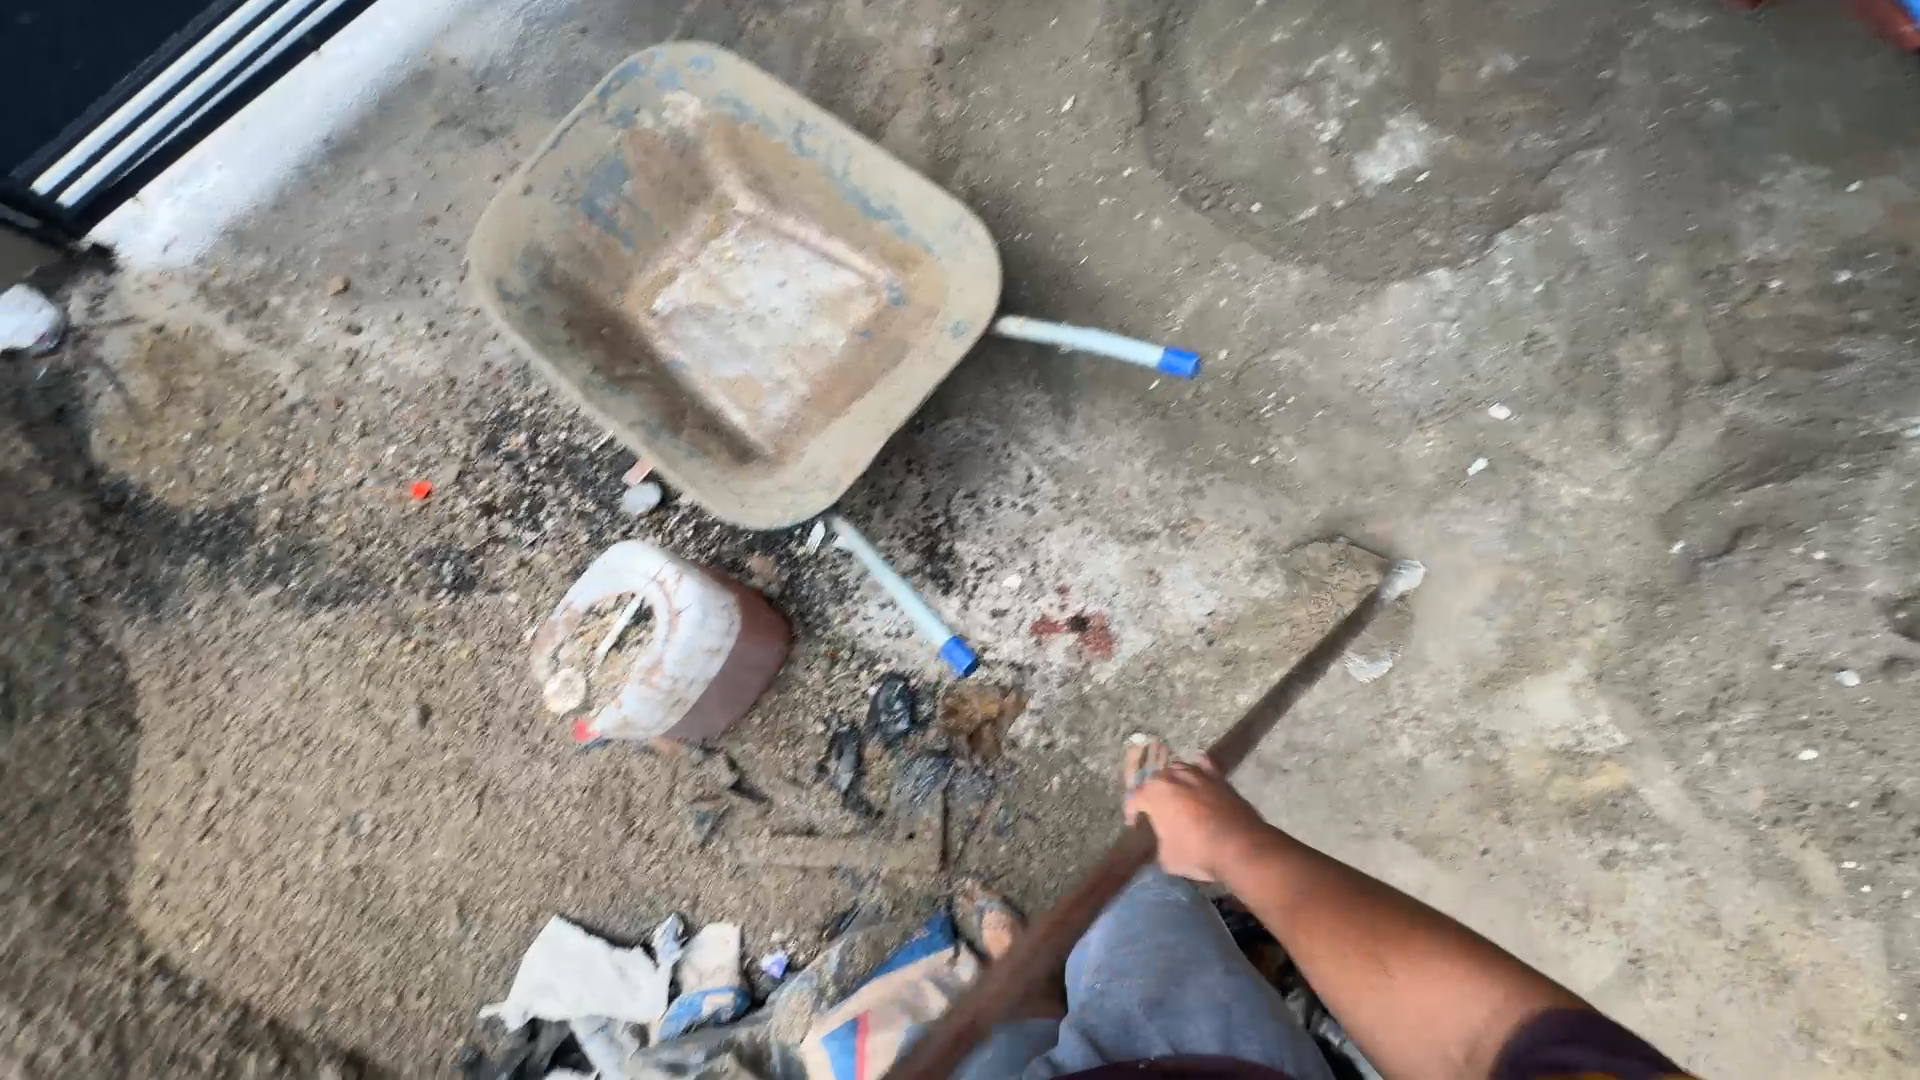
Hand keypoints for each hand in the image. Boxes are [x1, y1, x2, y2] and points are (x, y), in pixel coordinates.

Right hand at [1124, 757, 1276, 882]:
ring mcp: (1196, 773)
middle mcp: (1171, 776)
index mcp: (1153, 793)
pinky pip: (1203, 764)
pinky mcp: (1218, 777)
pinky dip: (1198, 768)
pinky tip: (1197, 775)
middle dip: (1152, 795)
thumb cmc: (1198, 852)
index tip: (1134, 825)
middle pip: (1154, 780)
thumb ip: (1160, 845)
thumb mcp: (1167, 859)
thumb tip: (1164, 845)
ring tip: (1176, 795)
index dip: (1131, 812)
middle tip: (1155, 811)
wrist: (1241, 847)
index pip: (1134, 799)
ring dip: (1173, 781)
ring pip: (1177, 769)